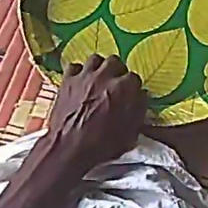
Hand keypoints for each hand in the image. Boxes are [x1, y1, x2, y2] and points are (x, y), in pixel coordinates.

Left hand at [38, 55, 145, 175]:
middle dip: (117, 72)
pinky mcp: (67, 80)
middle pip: (116, 62)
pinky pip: (75, 67)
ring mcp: (85, 75)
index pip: (135, 79)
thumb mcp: (131, 133)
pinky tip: (80, 81)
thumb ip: (138, 110)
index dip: (132, 88)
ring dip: (99, 67)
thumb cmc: (103, 145)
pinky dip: (79, 72)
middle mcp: (107, 76)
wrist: (70, 148)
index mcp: (126, 88)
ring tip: (98, 78)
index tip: (130, 96)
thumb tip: (140, 98)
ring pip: (96, 59)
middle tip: (114, 84)